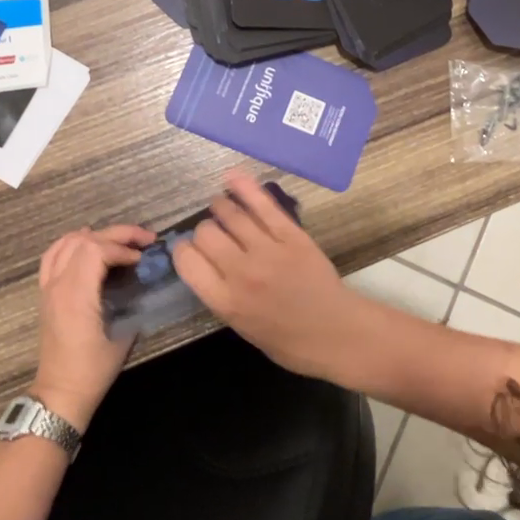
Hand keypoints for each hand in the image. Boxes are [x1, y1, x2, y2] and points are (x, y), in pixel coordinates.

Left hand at [31, 224, 154, 430]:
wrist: (60, 393)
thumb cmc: (93, 369)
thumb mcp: (122, 336)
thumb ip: (130, 301)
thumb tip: (142, 279)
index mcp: (76, 295)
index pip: (96, 250)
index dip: (122, 247)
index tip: (142, 259)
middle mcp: (58, 286)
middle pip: (83, 240)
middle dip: (116, 234)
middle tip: (144, 238)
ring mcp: (48, 288)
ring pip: (66, 243)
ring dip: (95, 235)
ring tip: (120, 239)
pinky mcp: (45, 294)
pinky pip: (52, 256)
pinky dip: (70, 243)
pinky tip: (87, 242)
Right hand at [170, 171, 375, 379]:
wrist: (336, 333)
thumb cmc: (288, 341)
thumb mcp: (243, 327)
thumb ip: (222, 295)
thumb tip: (206, 264)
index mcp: (226, 302)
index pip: (188, 262)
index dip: (183, 250)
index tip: (189, 249)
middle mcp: (242, 273)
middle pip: (206, 234)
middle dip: (204, 230)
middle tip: (214, 233)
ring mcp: (268, 251)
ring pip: (231, 215)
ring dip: (221, 206)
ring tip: (220, 205)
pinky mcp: (292, 236)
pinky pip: (264, 207)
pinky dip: (245, 188)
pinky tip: (232, 178)